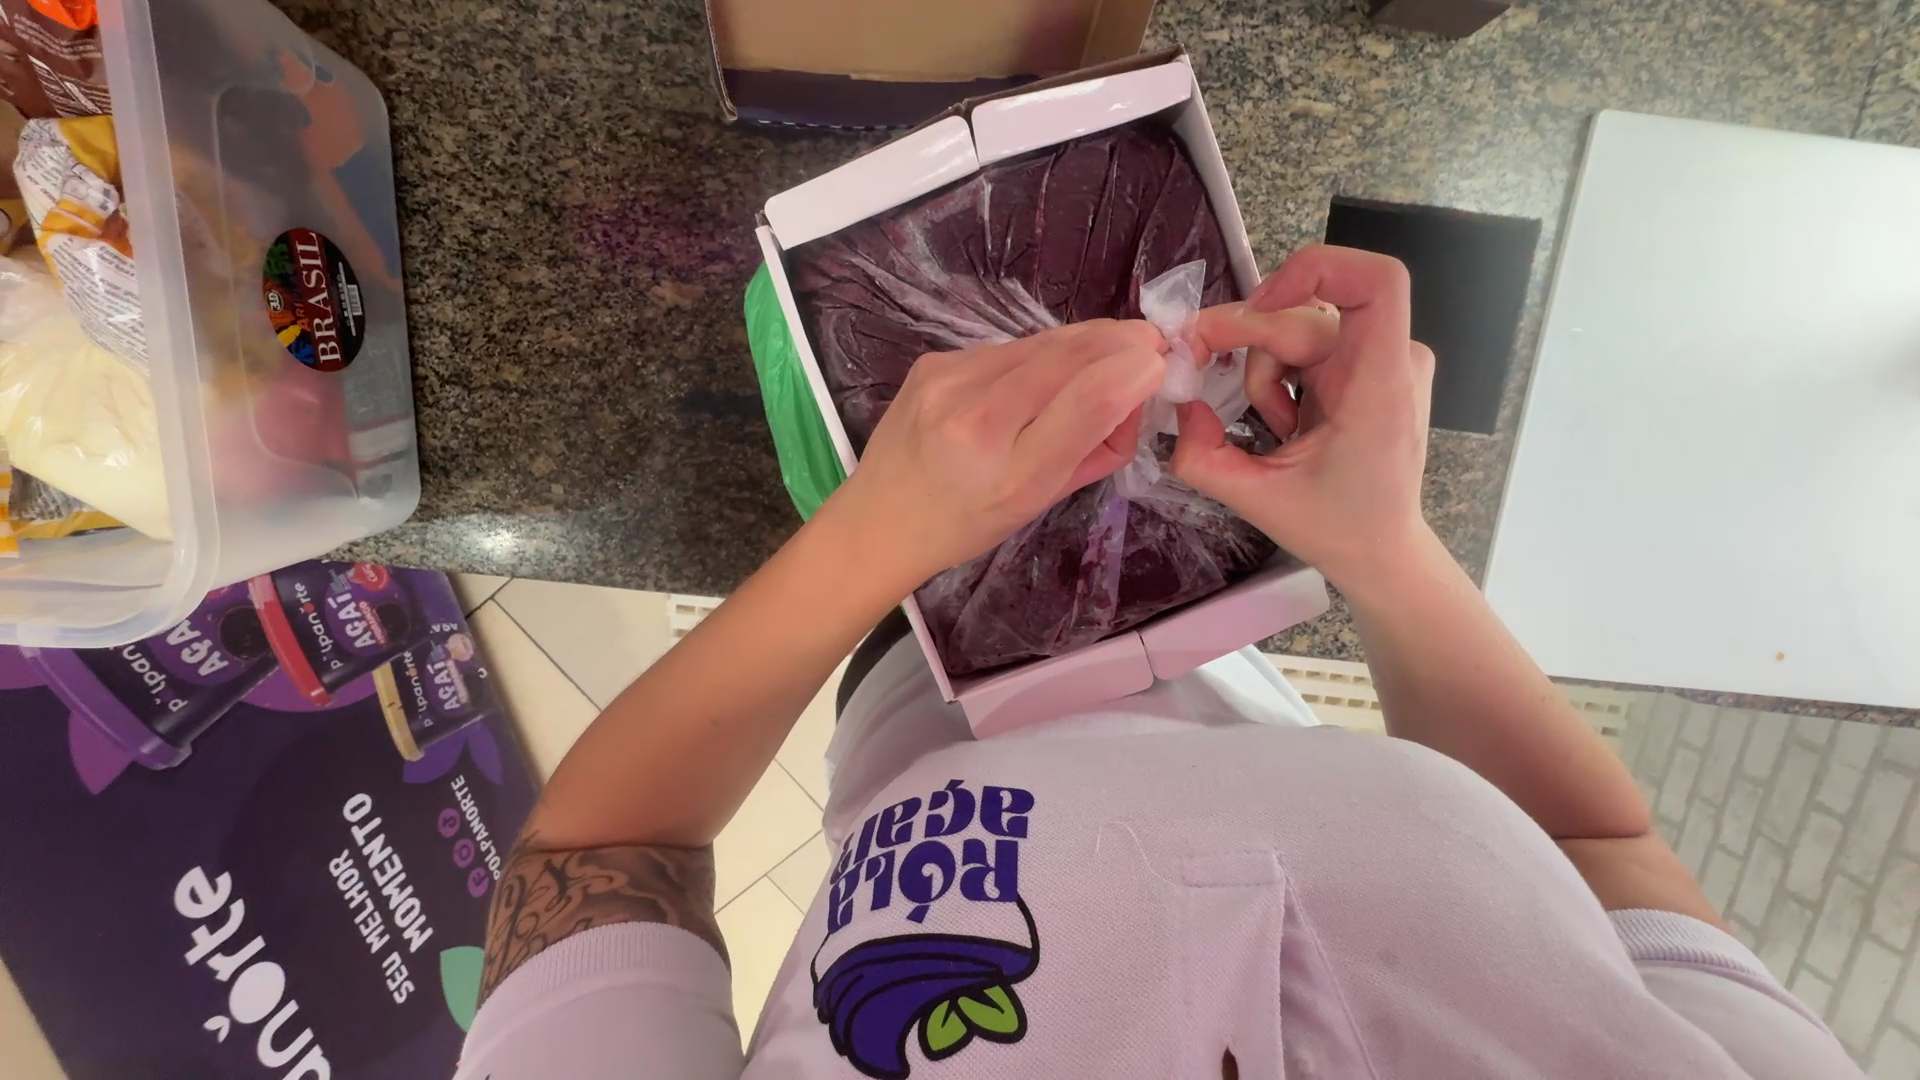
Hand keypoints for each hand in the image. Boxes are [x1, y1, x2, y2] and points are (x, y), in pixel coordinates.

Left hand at [828, 319, 1166, 584]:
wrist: (880, 519)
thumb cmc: (966, 525)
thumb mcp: (1038, 503)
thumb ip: (1093, 451)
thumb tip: (1136, 390)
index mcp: (1011, 472)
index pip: (1089, 398)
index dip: (1136, 368)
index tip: (1163, 360)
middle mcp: (975, 416)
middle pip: (1068, 354)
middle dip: (1120, 341)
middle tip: (1151, 343)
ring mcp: (948, 380)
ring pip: (1041, 343)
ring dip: (1084, 344)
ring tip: (1105, 356)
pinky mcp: (933, 361)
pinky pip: (1008, 348)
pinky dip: (1039, 354)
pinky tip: (1044, 372)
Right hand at [1169, 245, 1436, 593]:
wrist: (1380, 549)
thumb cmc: (1332, 527)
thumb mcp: (1253, 498)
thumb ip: (1200, 454)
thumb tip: (1180, 404)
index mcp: (1377, 387)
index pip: (1374, 283)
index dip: (1312, 270)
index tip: (1253, 306)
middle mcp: (1391, 360)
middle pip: (1306, 312)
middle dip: (1246, 339)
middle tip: (1195, 364)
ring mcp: (1384, 361)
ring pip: (1301, 328)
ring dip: (1264, 370)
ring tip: (1270, 427)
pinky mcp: (1370, 368)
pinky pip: (1309, 346)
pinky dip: (1279, 377)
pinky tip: (1284, 422)